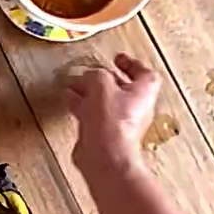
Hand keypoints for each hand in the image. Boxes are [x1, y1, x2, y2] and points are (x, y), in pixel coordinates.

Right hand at [67, 53, 161, 177]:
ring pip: (104, 100)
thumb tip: (90, 75)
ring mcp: (118, 121)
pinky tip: (69, 100)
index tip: (118, 58)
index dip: (132, 64)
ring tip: (75, 83)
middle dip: (105, 78)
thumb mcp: (101, 85)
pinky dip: (80, 104)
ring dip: (89, 91)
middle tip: (91, 71)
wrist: (104, 156)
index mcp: (143, 93)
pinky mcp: (102, 132)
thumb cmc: (112, 124)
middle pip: (122, 87)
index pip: (144, 73)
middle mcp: (134, 108)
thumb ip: (95, 75)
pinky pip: (91, 113)